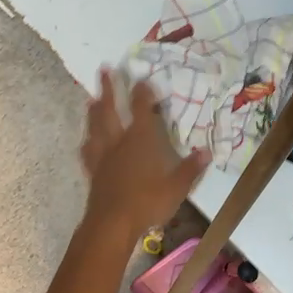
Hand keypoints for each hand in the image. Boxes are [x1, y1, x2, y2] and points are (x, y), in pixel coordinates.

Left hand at [79, 69, 208, 240]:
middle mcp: (118, 140)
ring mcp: (102, 155)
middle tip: (104, 69)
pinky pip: (87, 151)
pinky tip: (85, 141)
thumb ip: (191, 169)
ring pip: (95, 125)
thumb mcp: (177, 187)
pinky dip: (86, 142)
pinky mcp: (92, 171)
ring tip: (91, 98)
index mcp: (141, 139)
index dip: (142, 92)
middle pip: (110, 108)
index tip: (142, 79)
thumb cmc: (148, 202)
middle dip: (109, 88)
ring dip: (93, 110)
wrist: (112, 223)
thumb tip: (207, 152)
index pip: (141, 108)